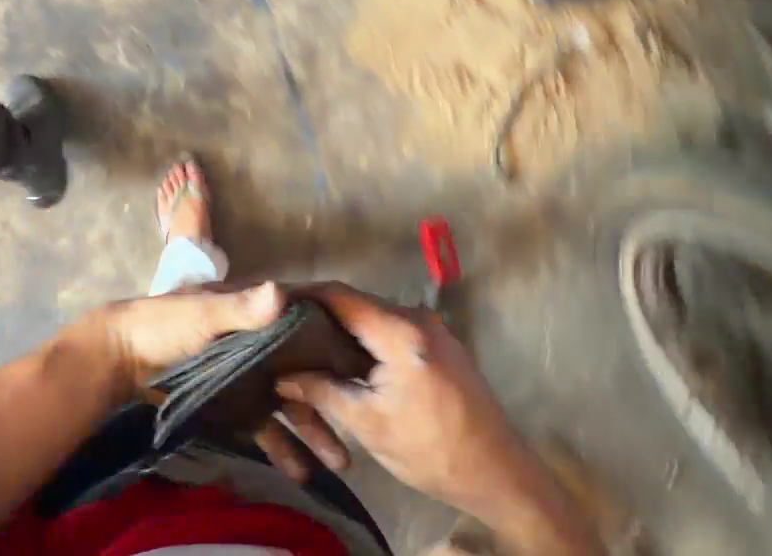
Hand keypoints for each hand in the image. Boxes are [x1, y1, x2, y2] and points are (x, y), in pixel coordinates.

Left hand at [80, 283, 353, 482]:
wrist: (121, 357)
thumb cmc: (162, 323)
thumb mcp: (201, 313)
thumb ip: (241, 308)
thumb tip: (282, 292)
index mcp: (253, 313)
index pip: (304, 324)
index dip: (334, 342)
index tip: (369, 364)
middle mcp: (258, 343)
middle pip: (304, 371)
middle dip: (333, 398)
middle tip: (364, 428)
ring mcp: (246, 376)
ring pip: (288, 403)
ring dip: (312, 430)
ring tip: (341, 463)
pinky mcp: (232, 405)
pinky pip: (263, 426)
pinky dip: (281, 446)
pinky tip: (300, 471)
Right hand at [274, 285, 547, 522]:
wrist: (504, 478)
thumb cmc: (434, 452)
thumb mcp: (369, 424)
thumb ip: (321, 391)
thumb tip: (279, 376)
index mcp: (400, 332)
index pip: (338, 294)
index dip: (300, 294)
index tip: (267, 304)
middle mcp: (416, 318)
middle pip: (353, 301)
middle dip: (314, 312)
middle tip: (277, 326)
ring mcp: (431, 329)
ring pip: (369, 315)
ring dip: (337, 326)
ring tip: (300, 342)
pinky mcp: (437, 344)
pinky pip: (387, 328)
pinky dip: (360, 338)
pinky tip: (338, 357)